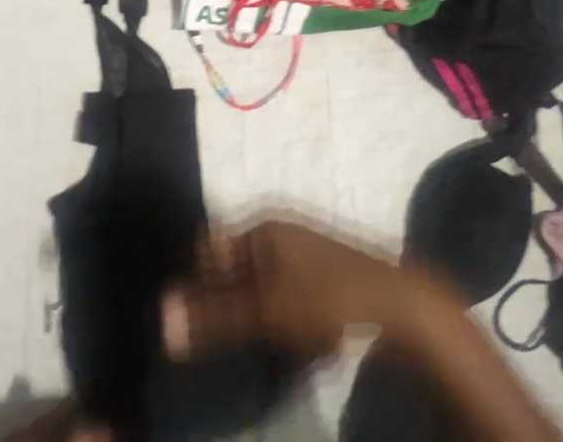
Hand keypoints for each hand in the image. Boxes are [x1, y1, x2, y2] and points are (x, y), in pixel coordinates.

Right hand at [161, 218, 433, 361]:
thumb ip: (213, 316)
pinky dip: (271, 308)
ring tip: (244, 337)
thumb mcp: (266, 310)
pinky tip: (277, 333)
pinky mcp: (320, 270)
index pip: (207, 245)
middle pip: (231, 262)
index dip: (195, 279)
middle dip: (219, 295)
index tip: (190, 316)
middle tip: (213, 333)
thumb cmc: (328, 298)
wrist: (400, 306)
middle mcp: (278, 228)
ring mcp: (302, 247)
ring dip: (246, 306)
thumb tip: (162, 317)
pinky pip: (279, 286)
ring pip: (255, 277)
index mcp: (261, 226)